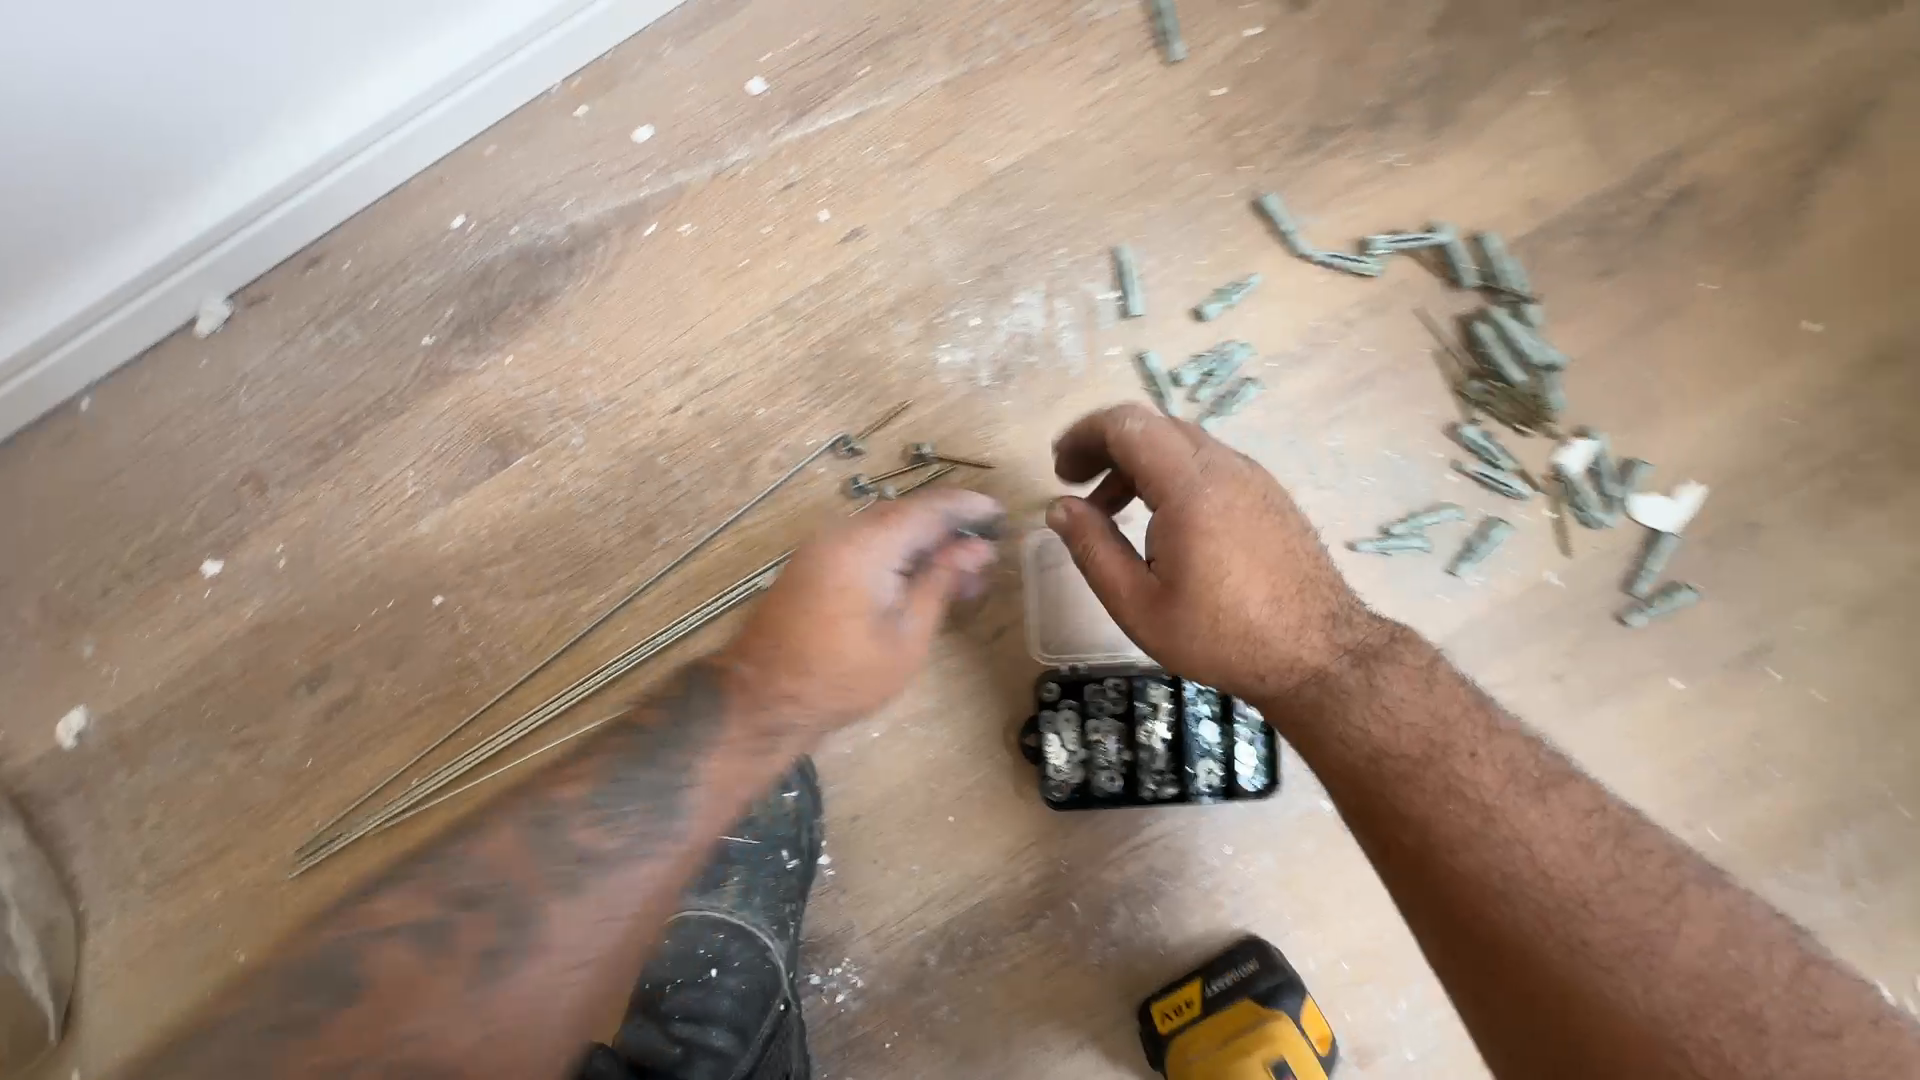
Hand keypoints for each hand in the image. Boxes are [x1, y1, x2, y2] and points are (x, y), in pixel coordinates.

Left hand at [718, 488, 1002, 735]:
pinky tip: (919, 583)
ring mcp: (822, 548)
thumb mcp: (907, 635)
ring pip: (885, 530)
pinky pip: (864, 545)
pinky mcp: (813, 565)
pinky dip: (896, 556)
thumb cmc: (843, 677)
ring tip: (960, 578)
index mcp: (866, 544)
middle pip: (906, 515)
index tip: (1001, 515)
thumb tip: (976, 548)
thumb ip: (940, 582)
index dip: (967, 507)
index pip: (928, 508)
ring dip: (923, 545)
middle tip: (986, 557)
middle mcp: (841, 533)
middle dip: (948, 530)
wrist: (763, 700)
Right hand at [1047, 404, 1384, 703]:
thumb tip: (1060, 509)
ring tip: (1109, 512)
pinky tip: (1160, 523)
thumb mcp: (1137, 604)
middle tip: (1075, 486)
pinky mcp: (1267, 494)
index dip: (1084, 437)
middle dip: (1105, 447)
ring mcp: (1252, 477)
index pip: (1127, 425)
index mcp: (1190, 487)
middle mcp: (1224, 467)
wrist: (1319, 655)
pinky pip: (1207, 465)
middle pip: (1152, 427)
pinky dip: (1169, 477)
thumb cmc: (1221, 636)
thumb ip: (1092, 549)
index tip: (1058, 470)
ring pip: (1181, 445)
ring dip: (1137, 465)